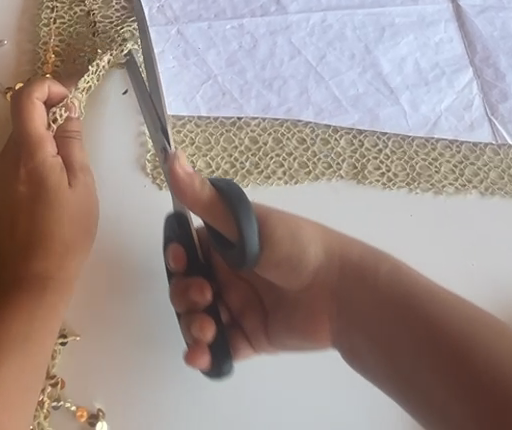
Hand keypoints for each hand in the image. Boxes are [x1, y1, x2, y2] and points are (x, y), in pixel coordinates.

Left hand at [0, 78, 97, 303]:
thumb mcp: (82, 184)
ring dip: (46, 136)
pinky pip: (18, 158)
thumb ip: (72, 142)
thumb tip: (68, 111)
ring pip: (22, 137)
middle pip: (24, 116)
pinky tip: (55, 183)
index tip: (70, 100)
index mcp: (28, 153)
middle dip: (52, 114)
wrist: (32, 283)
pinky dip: (37, 155)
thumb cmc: (66, 235)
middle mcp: (6, 159)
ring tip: (71, 166)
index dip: (47, 87)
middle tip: (78, 133)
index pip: (24, 98)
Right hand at [164, 152, 356, 372]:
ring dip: (192, 325)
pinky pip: (219, 349)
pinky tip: (200, 355)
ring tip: (207, 329)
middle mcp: (230, 273)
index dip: (178, 259)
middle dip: (184, 294)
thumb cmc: (294, 248)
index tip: (181, 263)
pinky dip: (204, 354)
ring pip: (199, 318)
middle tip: (204, 295)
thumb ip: (204, 198)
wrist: (340, 293)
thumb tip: (171, 156)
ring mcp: (240, 307)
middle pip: (188, 286)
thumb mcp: (246, 222)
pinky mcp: (250, 337)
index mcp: (227, 242)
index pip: (188, 250)